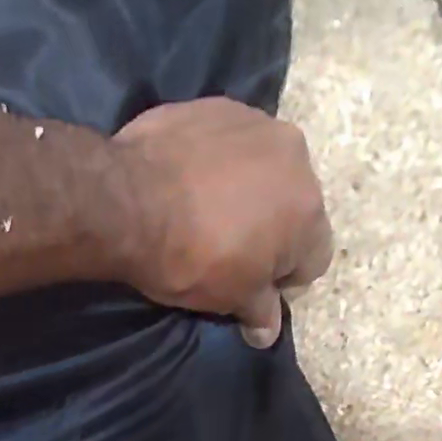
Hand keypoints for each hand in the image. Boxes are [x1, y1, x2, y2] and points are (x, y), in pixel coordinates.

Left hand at [110, 98, 333, 348]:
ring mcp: (258, 123)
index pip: (312, 259)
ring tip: (203, 210)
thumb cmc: (190, 259)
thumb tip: (267, 334)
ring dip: (246, 190)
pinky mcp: (218, 105)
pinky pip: (229, 143)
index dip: (282, 279)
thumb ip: (259, 312)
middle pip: (292, 208)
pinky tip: (186, 180)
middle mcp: (297, 158)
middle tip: (225, 247)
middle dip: (268, 230)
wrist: (129, 202)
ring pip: (264, 170)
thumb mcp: (229, 298)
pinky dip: (216, 162)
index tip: (249, 283)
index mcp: (309, 212)